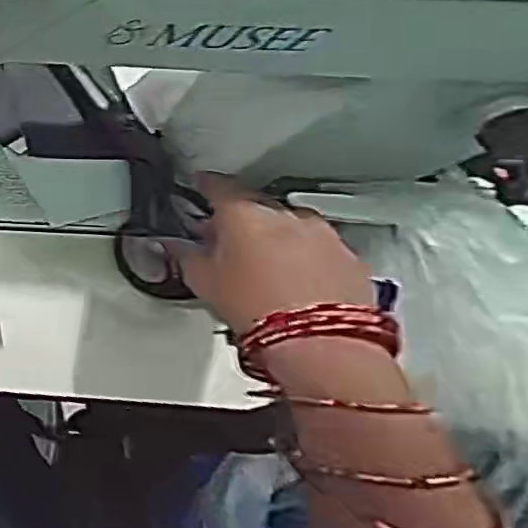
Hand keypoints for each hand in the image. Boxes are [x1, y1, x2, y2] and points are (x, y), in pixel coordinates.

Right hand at [174, 174, 373, 335]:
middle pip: (255, 204)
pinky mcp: (349, 258)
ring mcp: (322, 235)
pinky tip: (290, 279)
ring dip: (273, 236)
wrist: (319, 343)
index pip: (217, 185)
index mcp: (243, 213)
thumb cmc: (260, 307)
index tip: (199, 185)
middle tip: (223, 238)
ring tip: (259, 264)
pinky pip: (319, 246)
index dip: (204, 184)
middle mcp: (285, 216)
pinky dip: (303, 255)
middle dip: (238, 217)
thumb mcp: (200, 278)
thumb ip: (184, 253)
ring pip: (290, 224)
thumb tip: (178, 247)